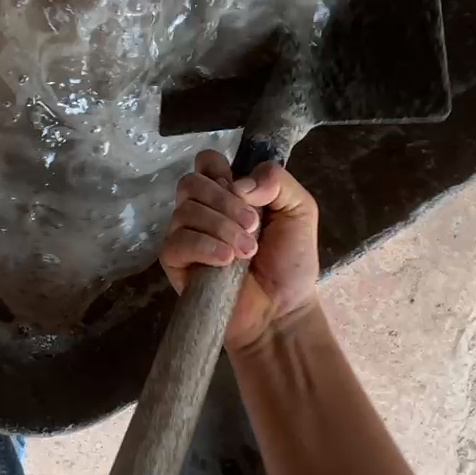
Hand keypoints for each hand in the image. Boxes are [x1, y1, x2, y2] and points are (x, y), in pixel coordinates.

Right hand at [160, 149, 320, 352]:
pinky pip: (176, 242)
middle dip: (224, 202)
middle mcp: (202, 209)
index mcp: (227, 193)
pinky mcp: (175, 262)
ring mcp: (186, 234)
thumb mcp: (300, 211)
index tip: (241, 190)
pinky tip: (226, 261)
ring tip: (247, 251)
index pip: (205, 162)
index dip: (217, 168)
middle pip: (191, 182)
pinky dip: (204, 246)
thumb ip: (277, 182)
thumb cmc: (290, 263)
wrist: (282, 312)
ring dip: (221, 227)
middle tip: (253, 226)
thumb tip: (239, 183)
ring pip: (185, 211)